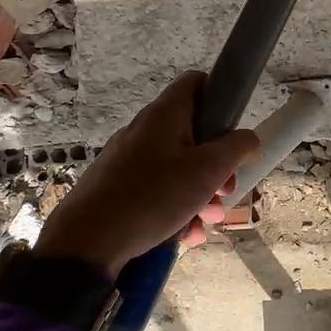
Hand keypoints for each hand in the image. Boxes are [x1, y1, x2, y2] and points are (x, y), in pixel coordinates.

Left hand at [35, 71, 260, 278]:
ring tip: (206, 222)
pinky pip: (155, 191)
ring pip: (176, 168)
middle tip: (226, 190)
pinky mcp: (113, 191)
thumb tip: (249, 140)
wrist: (81, 247)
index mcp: (164, 116)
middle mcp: (143, 132)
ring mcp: (125, 162)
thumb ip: (238, 147)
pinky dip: (174, 210)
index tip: (233, 126)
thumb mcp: (209, 170)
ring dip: (199, 193)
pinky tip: (183, 236)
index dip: (219, 95)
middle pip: (192, 134)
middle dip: (216, 164)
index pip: (196, 82)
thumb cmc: (152, 197)